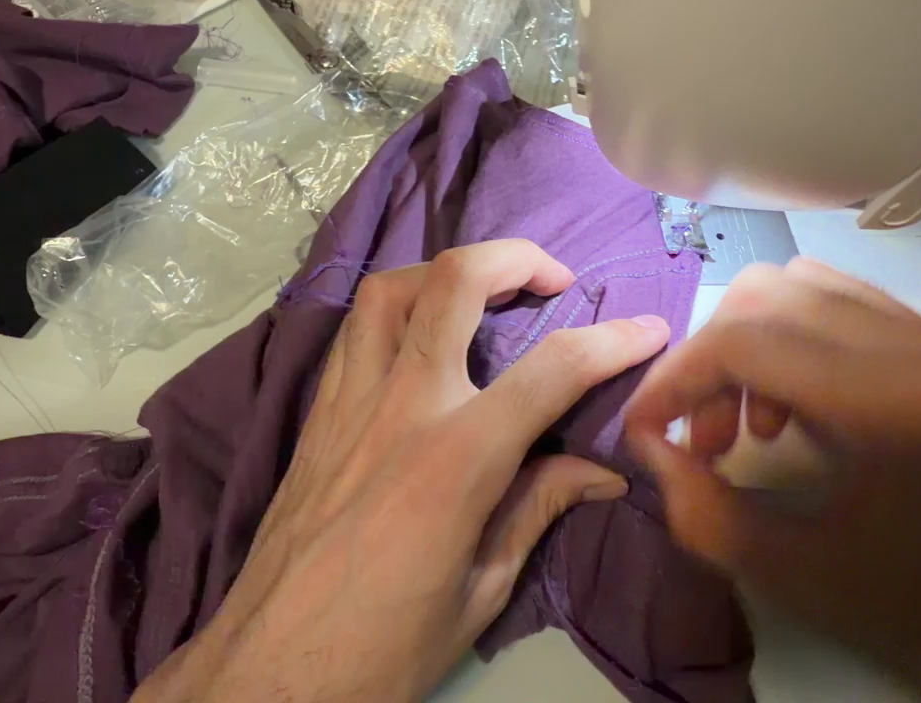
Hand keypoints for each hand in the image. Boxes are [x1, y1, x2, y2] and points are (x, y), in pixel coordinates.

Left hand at [135, 239, 670, 702]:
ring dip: (443, 272)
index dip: (612, 341)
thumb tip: (600, 472)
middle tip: (550, 276)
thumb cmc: (386, 644)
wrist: (271, 663)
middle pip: (454, 283)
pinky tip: (418, 333)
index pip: (552, 371)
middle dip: (514, 258)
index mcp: (458, 457)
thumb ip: (537, 509)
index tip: (649, 327)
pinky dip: (395, 307)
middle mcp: (402, 403)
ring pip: (390, 289)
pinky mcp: (317, 407)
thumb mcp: (481, 591)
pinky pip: (355, 328)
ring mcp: (350, 398)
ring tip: (479, 291)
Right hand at [623, 258, 920, 702]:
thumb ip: (708, 514)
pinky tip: (808, 409)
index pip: (744, 341)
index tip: (648, 430)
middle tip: (706, 435)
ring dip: (756, 341)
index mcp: (895, 405)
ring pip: (810, 287)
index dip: (675, 379)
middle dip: (712, 357)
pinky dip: (803, 341)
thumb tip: (651, 452)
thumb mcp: (810, 584)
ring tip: (755, 422)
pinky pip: (856, 309)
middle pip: (769, 294)